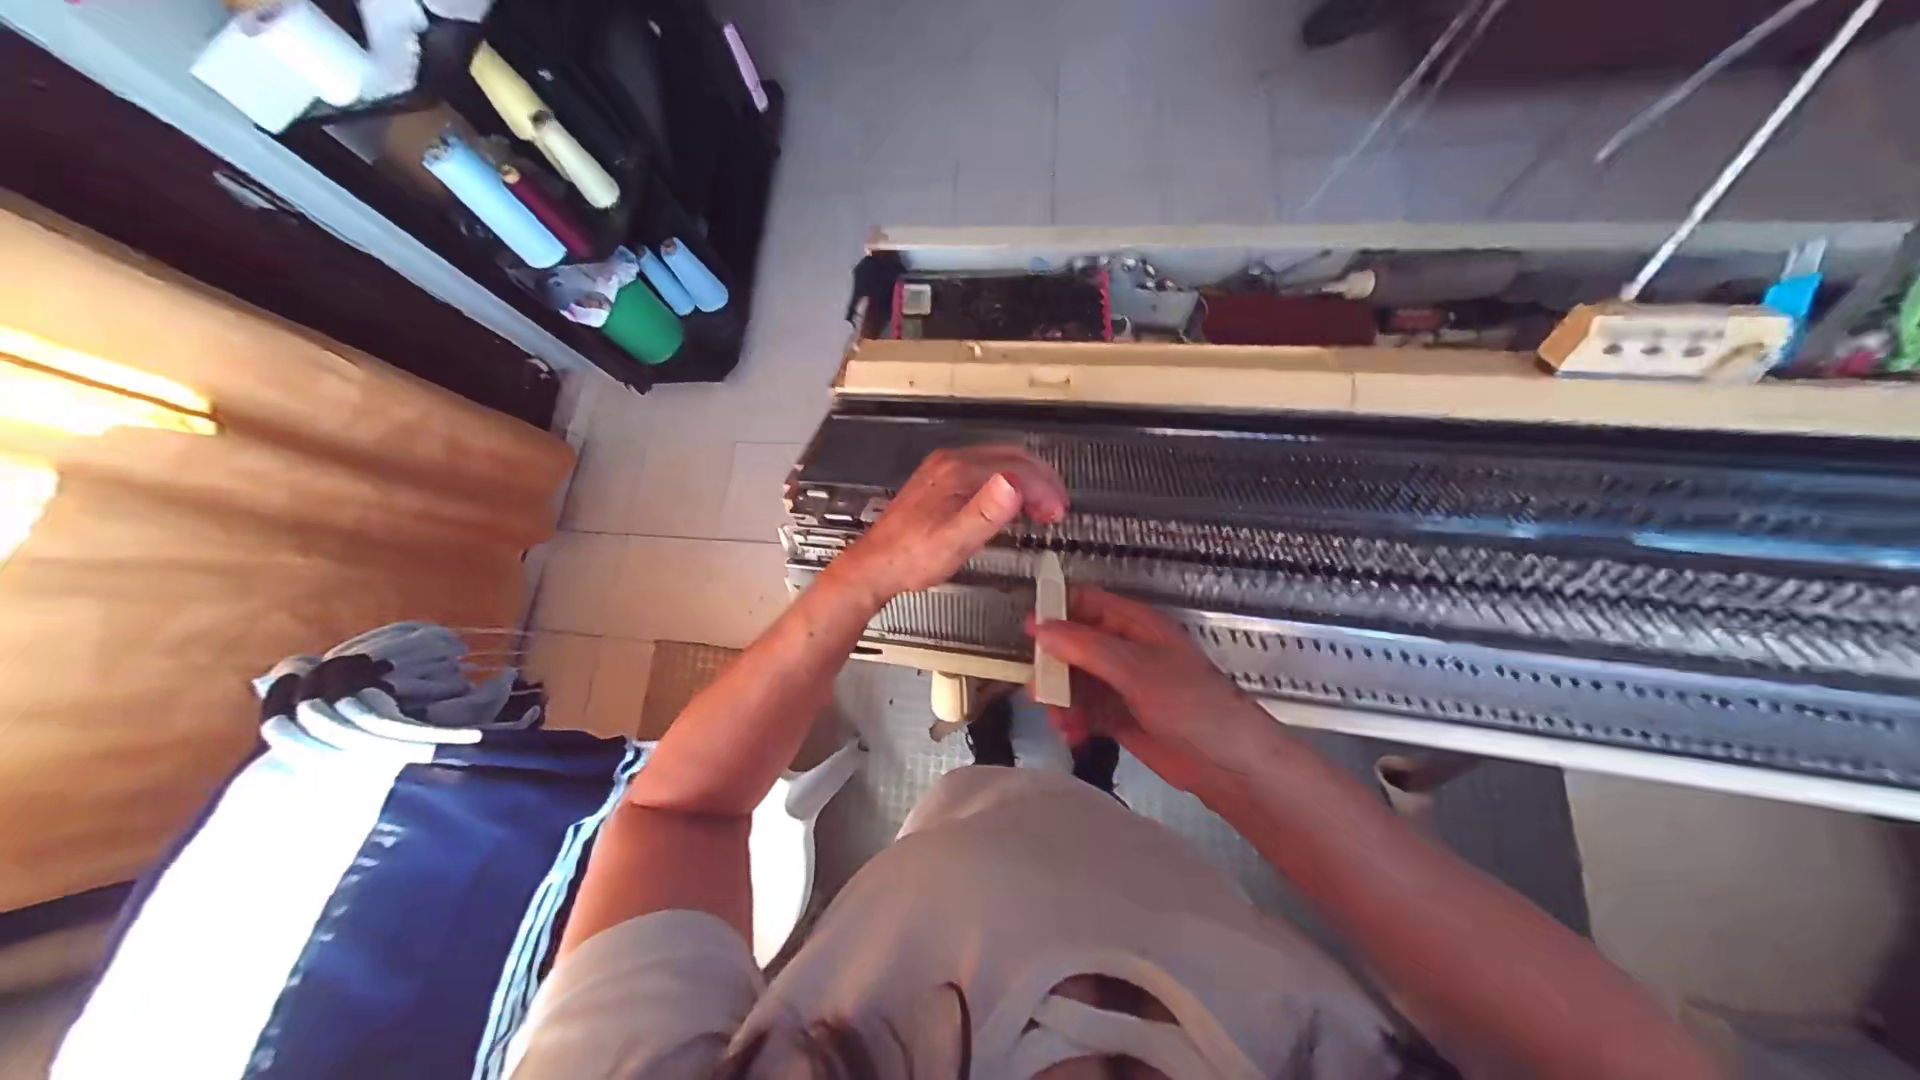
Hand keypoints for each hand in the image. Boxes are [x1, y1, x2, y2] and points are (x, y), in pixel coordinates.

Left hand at [830, 446, 1067, 607]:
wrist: (874, 566)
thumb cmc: (909, 558)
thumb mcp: (954, 541)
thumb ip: (987, 512)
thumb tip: (1015, 484)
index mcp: (958, 472)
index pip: (1017, 468)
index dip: (1044, 489)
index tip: (1057, 511)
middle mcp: (950, 464)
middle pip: (1010, 458)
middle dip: (1040, 481)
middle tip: (1055, 508)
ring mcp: (943, 471)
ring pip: (998, 463)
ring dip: (1025, 482)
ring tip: (1040, 508)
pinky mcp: (939, 484)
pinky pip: (982, 472)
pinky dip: (1005, 485)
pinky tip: (1007, 506)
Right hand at [1029, 587, 1277, 797]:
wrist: (1228, 765)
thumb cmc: (1192, 704)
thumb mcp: (1138, 669)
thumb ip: (1087, 648)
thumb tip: (1040, 627)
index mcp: (1136, 626)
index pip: (1088, 604)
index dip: (1057, 611)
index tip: (1029, 630)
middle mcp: (1125, 650)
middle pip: (1073, 646)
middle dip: (1053, 666)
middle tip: (1039, 689)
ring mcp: (1121, 685)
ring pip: (1074, 682)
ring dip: (1061, 700)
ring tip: (1061, 721)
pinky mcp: (1119, 717)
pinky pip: (1083, 711)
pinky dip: (1073, 721)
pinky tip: (1073, 735)